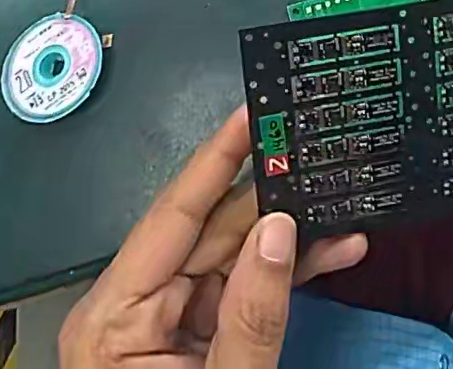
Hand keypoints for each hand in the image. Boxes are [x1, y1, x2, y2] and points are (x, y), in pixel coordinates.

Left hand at [59, 109, 367, 367]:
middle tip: (309, 157)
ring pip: (231, 258)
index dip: (215, 158)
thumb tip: (280, 228)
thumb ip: (251, 318)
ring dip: (287, 239)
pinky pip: (239, 291)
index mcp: (114, 314)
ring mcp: (162, 321)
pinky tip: (330, 254)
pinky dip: (283, 276)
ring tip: (338, 210)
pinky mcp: (190, 338)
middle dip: (266, 199)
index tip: (247, 113)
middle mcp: (133, 304)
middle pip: (207, 232)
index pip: (172, 213)